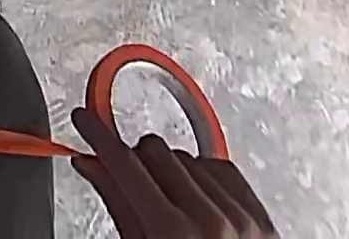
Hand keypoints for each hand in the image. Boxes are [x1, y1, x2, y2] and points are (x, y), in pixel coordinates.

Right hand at [71, 108, 276, 237]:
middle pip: (154, 149)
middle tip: (132, 181)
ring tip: (170, 205)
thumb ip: (117, 204)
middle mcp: (210, 221)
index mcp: (173, 234)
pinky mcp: (263, 220)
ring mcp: (242, 220)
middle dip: (137, 160)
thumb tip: (90, 163)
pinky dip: (203, 177)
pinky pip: (221, 169)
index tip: (85, 120)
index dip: (98, 135)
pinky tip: (196, 200)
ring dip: (171, 172)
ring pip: (185, 156)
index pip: (123, 161)